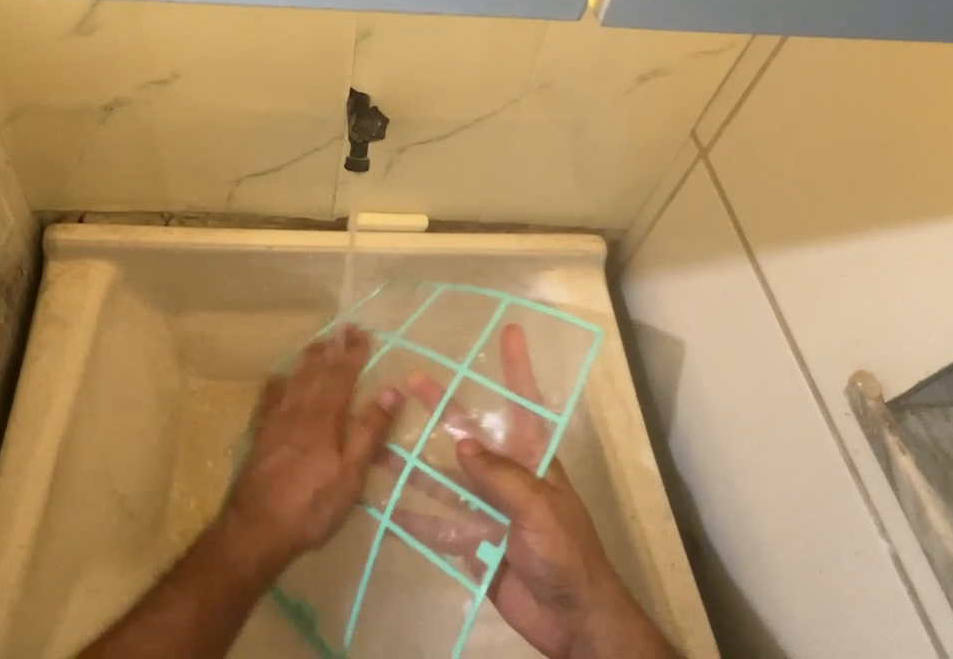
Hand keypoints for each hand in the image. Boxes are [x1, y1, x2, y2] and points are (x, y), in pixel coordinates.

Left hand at [223, 324, 401, 571]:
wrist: (256, 528)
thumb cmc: (312, 504)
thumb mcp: (352, 474)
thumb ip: (369, 430)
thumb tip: (391, 390)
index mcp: (325, 417)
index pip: (343, 376)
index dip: (354, 354)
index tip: (364, 334)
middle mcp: (299, 410)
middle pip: (318, 372)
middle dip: (333, 349)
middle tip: (344, 328)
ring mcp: (275, 421)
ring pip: (294, 380)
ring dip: (308, 359)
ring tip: (319, 343)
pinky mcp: (259, 436)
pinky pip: (269, 398)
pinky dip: (277, 383)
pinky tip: (278, 377)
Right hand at [384, 323, 670, 658]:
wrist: (573, 621)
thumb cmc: (566, 553)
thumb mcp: (539, 507)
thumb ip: (501, 476)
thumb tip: (462, 443)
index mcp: (533, 461)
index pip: (525, 404)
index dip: (518, 368)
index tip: (510, 331)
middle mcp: (507, 478)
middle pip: (469, 436)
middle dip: (443, 407)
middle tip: (411, 379)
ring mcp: (488, 511)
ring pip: (445, 480)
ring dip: (415, 464)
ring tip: (379, 445)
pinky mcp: (474, 545)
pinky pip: (438, 526)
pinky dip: (413, 518)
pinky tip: (385, 507)